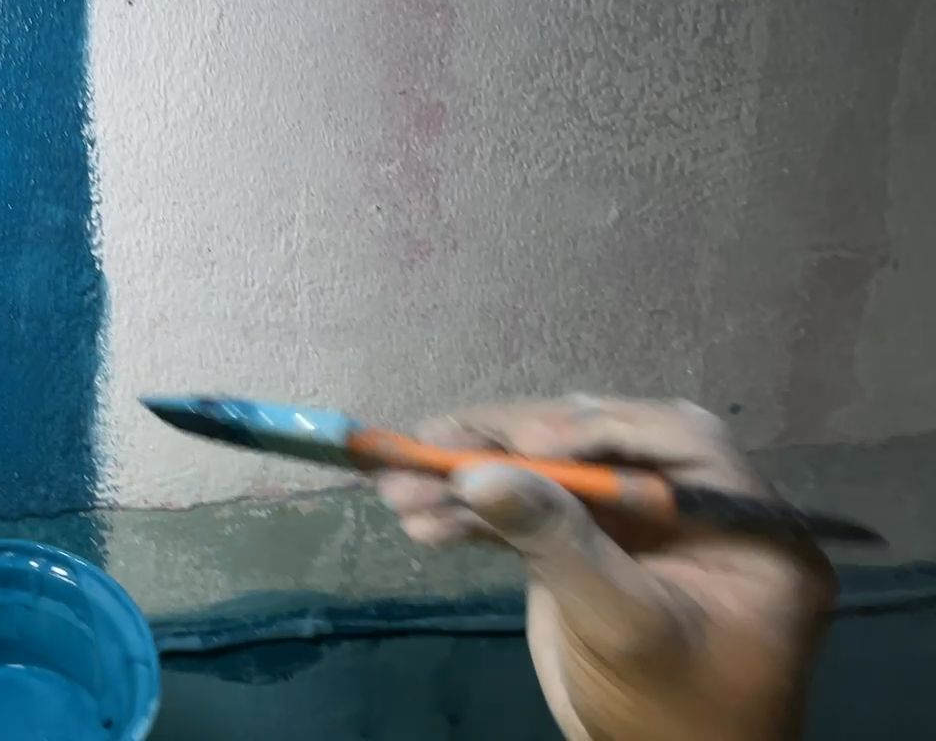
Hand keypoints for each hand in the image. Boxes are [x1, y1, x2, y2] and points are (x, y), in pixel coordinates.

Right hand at [377, 396, 835, 740]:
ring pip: (533, 471)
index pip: (673, 439)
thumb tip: (476, 473)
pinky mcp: (569, 538)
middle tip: (429, 445)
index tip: (522, 444)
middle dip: (497, 447)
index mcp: (738, 523)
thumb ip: (558, 542)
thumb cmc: (672, 709)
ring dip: (461, 477)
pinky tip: (419, 522)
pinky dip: (461, 510)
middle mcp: (678, 509)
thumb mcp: (623, 624)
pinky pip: (511, 505)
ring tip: (397, 489)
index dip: (595, 427)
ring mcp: (619, 524)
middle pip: (580, 444)